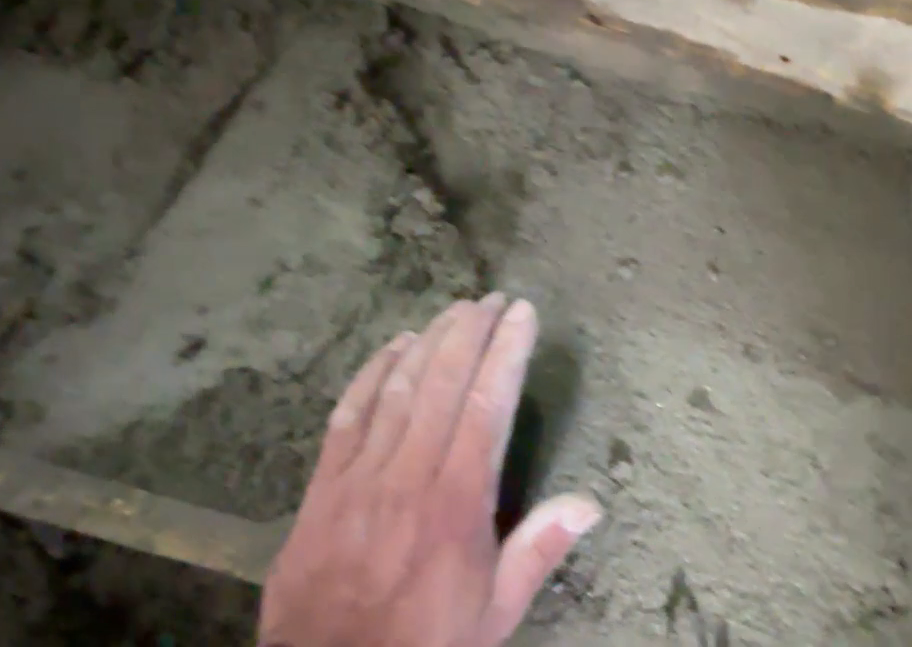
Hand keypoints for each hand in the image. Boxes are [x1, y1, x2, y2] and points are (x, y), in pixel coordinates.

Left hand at [259, 295, 602, 646]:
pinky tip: (393, 346)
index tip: (523, 314)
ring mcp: (359, 478)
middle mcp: (408, 476)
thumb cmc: (426, 641)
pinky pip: (346, 416)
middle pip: (443, 383)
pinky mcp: (321, 489)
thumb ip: (537, 551)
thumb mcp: (495, 611)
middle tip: (493, 299)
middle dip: (472, 332)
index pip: (488, 404)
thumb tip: (590, 503)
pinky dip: (372, 374)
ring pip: (399, 389)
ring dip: (429, 341)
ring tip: (455, 310)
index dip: (507, 351)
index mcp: (457, 502)